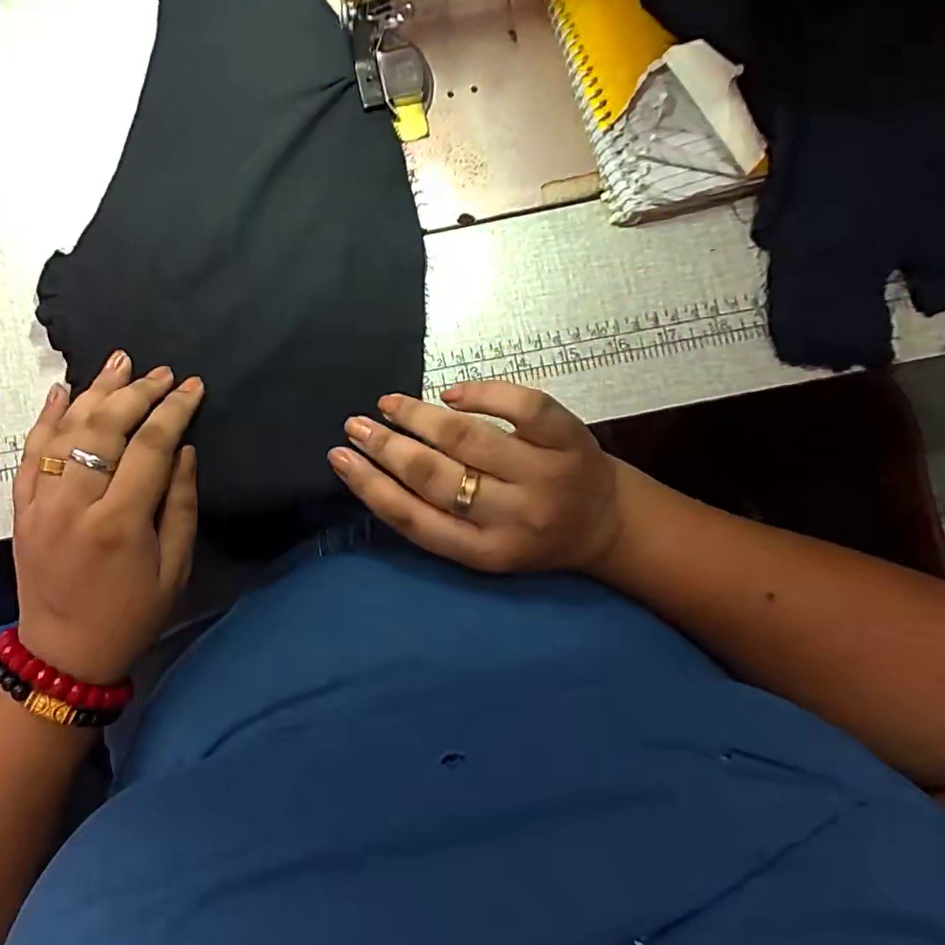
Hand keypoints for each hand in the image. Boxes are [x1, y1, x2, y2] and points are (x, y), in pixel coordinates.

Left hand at [11, 351, 202, 683]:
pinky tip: (62, 389)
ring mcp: (38, 503)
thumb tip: (183, 449)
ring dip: (94, 391)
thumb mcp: (175, 567)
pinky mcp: (19, 507)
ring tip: (119, 361)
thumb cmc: (132, 614)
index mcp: (118, 522)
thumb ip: (180, 504)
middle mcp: (73, 504)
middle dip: (136, 392)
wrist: (63, 653)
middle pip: (104, 428)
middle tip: (161, 372)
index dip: (174, 410)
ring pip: (64, 430)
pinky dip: (45, 416)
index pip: (150, 447)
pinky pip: (28, 451)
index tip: (193, 386)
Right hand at [328, 381, 623, 574]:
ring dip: (418, 416)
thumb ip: (439, 516)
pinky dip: (480, 393)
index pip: (414, 519)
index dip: (369, 486)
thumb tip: (380, 464)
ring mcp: (544, 476)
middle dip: (385, 447)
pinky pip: (521, 406)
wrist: (606, 525)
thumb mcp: (484, 545)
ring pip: (467, 438)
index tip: (338, 457)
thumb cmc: (531, 534)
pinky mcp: (570, 440)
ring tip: (389, 404)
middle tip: (356, 425)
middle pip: (434, 477)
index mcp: (484, 551)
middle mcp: (513, 517)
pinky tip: (450, 394)